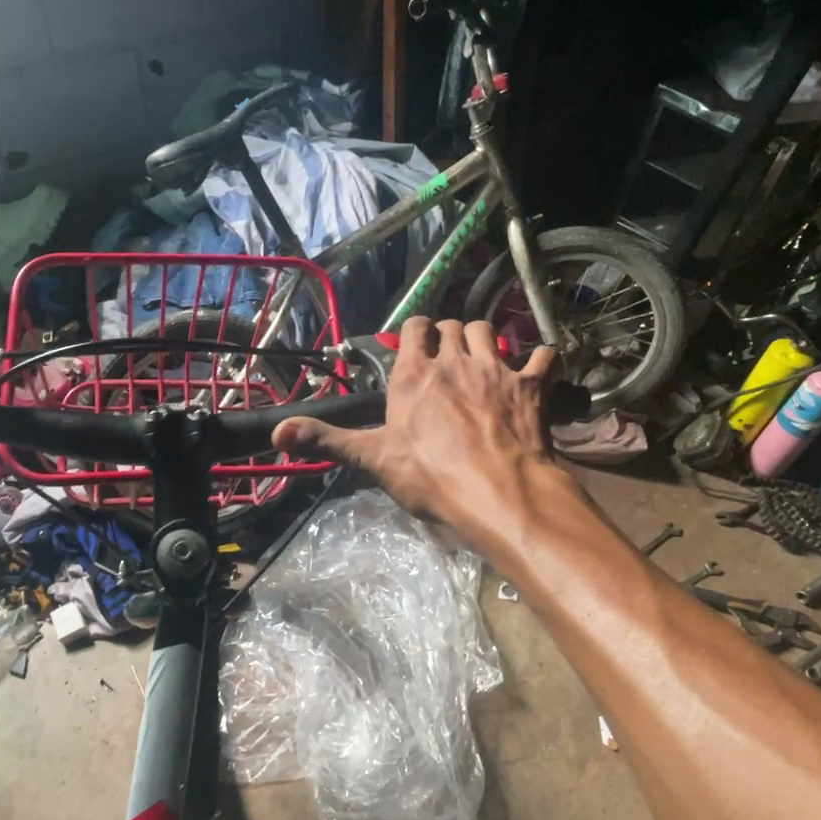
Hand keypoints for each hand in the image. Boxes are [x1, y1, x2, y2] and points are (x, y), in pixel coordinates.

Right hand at [272, 316, 562, 542]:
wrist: (498, 493)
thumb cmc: (431, 477)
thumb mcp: (372, 459)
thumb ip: (326, 440)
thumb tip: (277, 433)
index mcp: (415, 375)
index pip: (414, 328)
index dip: (415, 332)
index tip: (416, 346)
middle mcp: (455, 361)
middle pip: (453, 326)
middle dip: (449, 335)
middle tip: (448, 357)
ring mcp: (497, 369)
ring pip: (490, 331)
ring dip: (485, 339)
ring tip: (482, 359)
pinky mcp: (532, 385)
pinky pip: (543, 355)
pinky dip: (540, 359)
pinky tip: (536, 371)